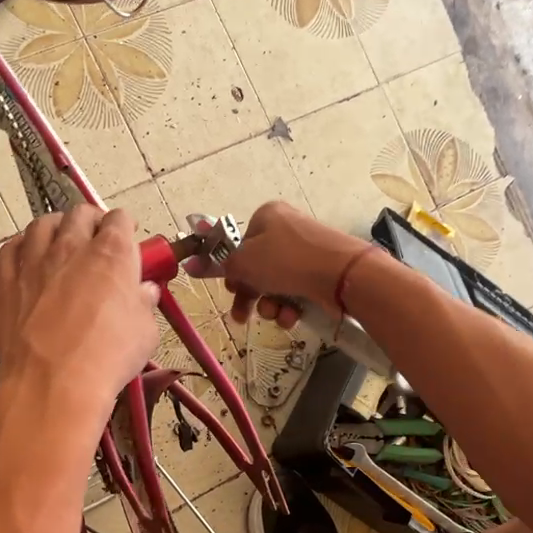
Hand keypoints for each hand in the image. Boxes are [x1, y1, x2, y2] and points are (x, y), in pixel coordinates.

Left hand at [0, 206, 159, 424]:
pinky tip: (27, 258)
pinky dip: (22, 247)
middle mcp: (71, 246)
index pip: (119, 220)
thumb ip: (143, 305)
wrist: (54, 385)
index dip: (125, 229)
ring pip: (42, 224)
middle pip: (80, 214)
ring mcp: (34, 261)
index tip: (127, 242)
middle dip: (91, 222)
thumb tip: (143, 292)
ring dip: (56, 228)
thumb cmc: (107, 359)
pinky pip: (11, 249)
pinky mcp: (7, 282)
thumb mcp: (145, 333)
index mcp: (112, 253)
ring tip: (61, 243)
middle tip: (96, 240)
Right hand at [221, 201, 369, 327]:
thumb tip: (189, 263)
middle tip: (242, 315)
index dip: (231, 270)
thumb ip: (218, 265)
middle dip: (249, 295)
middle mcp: (285, 231)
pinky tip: (292, 315)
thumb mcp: (245, 262)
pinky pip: (293, 293)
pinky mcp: (318, 274)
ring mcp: (303, 253)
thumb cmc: (287, 261)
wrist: (342, 275)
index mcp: (266, 217)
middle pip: (254, 269)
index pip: (238, 244)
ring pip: (273, 285)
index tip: (229, 289)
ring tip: (275, 313)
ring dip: (269, 305)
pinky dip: (289, 307)